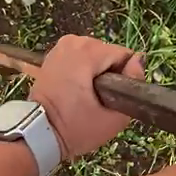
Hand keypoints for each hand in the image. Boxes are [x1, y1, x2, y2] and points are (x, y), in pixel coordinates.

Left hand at [27, 34, 144, 160]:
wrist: (37, 135)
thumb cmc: (75, 128)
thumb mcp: (113, 117)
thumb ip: (134, 84)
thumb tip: (138, 62)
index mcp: (88, 52)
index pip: (123, 55)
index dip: (124, 78)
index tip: (112, 97)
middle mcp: (74, 41)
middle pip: (108, 53)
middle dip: (109, 74)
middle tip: (97, 100)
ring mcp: (61, 46)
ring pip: (95, 55)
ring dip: (96, 73)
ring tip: (86, 97)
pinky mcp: (53, 54)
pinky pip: (80, 57)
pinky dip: (82, 70)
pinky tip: (75, 90)